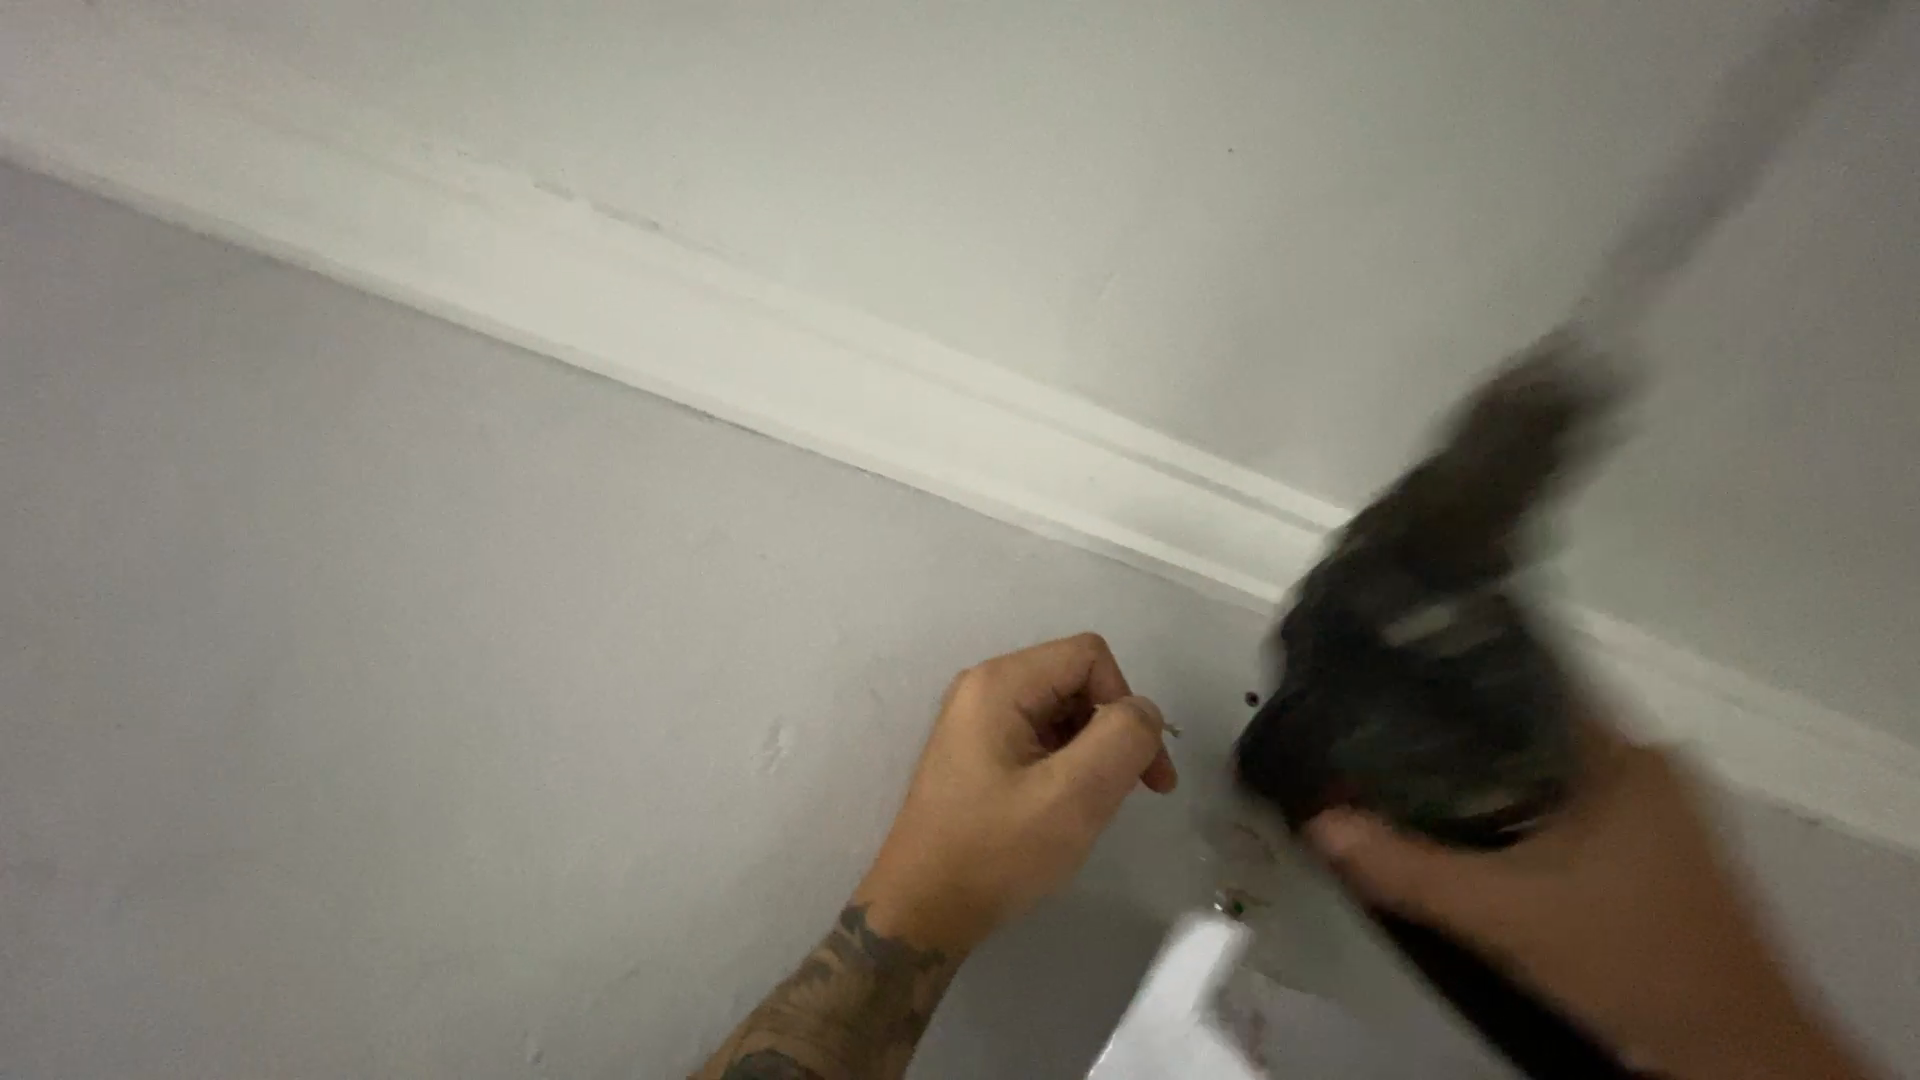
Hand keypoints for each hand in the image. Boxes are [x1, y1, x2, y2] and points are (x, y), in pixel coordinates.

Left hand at [853, 633, 1176, 953]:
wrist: (923, 908)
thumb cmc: (995, 852)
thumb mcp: (1073, 797)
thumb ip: (1121, 739)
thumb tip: (1143, 711)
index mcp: (1000, 683)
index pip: (1089, 656)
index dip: (1125, 701)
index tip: (1142, 766)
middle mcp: (986, 687)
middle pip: (1076, 680)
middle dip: (1112, 729)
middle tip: (1130, 792)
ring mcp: (979, 718)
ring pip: (1063, 710)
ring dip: (1092, 751)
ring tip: (1090, 806)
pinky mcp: (980, 749)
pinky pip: (1041, 736)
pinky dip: (1068, 764)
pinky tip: (1064, 808)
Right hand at [1305, 713, 1867, 1079]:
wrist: (1735, 1065)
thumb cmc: (1630, 961)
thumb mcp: (1505, 915)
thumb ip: (1407, 868)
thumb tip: (1317, 823)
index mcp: (1622, 755)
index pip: (1518, 684)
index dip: (1444, 678)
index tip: (1380, 676)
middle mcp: (1638, 767)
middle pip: (1518, 726)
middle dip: (1445, 728)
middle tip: (1369, 725)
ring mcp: (1646, 810)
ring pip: (1532, 766)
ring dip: (1471, 769)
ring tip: (1392, 763)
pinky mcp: (1639, 850)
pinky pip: (1548, 799)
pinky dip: (1499, 801)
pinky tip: (1450, 816)